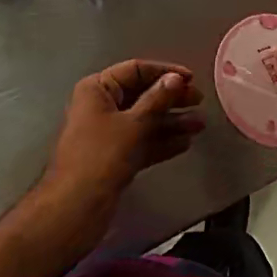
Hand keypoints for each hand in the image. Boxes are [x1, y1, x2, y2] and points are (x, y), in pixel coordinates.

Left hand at [43, 60, 205, 208]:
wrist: (76, 207)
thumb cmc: (101, 156)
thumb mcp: (133, 124)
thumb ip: (157, 99)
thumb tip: (175, 78)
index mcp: (97, 89)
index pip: (134, 70)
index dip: (164, 71)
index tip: (191, 78)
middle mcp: (101, 106)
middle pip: (141, 94)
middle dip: (171, 98)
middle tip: (199, 101)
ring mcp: (108, 133)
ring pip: (144, 120)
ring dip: (171, 121)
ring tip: (200, 125)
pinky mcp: (115, 156)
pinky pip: (142, 141)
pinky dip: (162, 141)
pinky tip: (185, 143)